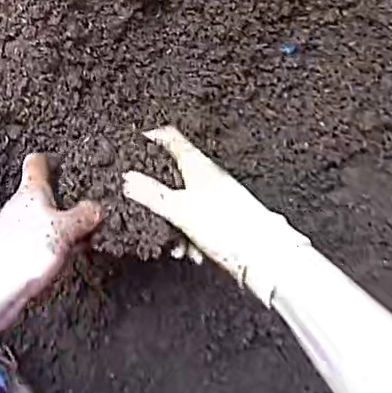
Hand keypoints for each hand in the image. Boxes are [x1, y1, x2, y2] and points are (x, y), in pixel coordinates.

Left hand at [0, 153, 102, 329]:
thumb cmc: (16, 255)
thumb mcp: (62, 230)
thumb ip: (83, 217)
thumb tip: (96, 208)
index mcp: (31, 191)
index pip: (37, 162)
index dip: (51, 159)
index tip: (62, 162)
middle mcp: (21, 207)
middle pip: (45, 194)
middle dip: (65, 203)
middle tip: (86, 212)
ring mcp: (17, 232)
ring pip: (44, 222)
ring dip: (62, 230)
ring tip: (79, 243)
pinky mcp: (15, 256)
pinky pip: (40, 246)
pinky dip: (53, 251)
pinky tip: (60, 264)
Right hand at [122, 126, 312, 306]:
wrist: (265, 256)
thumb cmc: (229, 226)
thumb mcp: (180, 210)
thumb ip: (152, 194)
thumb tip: (126, 179)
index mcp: (197, 164)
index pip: (170, 137)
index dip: (151, 137)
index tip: (135, 143)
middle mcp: (207, 175)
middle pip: (174, 172)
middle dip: (158, 193)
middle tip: (145, 204)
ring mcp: (216, 195)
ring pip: (184, 202)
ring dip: (174, 222)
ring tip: (175, 244)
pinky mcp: (223, 216)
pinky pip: (197, 220)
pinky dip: (189, 235)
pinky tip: (190, 252)